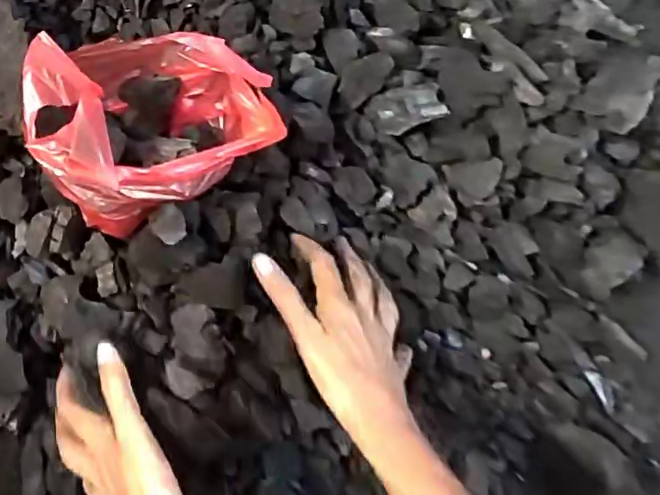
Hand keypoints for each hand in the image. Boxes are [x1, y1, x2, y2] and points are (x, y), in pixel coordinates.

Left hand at [55, 341, 181, 494]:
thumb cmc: (145, 481)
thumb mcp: (134, 430)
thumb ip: (118, 390)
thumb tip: (102, 346)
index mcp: (94, 442)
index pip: (69, 409)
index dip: (64, 386)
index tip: (65, 366)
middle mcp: (93, 466)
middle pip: (66, 441)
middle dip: (61, 418)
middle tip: (64, 400)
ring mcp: (103, 490)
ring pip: (80, 465)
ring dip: (76, 446)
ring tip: (80, 434)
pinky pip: (97, 487)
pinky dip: (96, 474)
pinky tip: (106, 474)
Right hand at [253, 237, 466, 494]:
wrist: (381, 422)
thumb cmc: (335, 375)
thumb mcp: (302, 332)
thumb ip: (283, 295)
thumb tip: (260, 257)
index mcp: (340, 305)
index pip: (326, 267)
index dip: (311, 248)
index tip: (296, 236)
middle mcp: (365, 315)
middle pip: (360, 279)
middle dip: (350, 258)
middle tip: (342, 242)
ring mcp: (384, 340)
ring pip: (383, 303)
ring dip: (376, 282)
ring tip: (372, 271)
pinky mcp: (394, 364)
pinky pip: (397, 342)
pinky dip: (396, 333)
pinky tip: (399, 339)